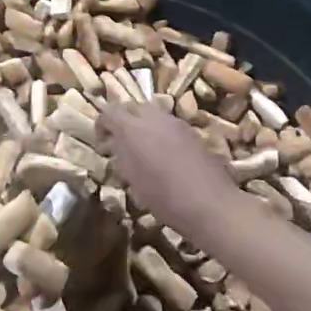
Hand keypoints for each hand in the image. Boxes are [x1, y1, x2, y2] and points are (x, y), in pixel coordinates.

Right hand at [97, 104, 240, 226]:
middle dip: (124, 121)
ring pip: (153, 114)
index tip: (103, 146)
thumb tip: (116, 147)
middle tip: (121, 144)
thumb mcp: (132, 180)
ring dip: (144, 126)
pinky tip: (165, 157)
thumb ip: (122, 157)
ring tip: (144, 151)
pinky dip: (162, 133)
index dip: (102, 125)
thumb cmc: (163, 197)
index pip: (109, 112)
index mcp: (133, 128)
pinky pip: (170, 125)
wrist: (209, 203)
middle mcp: (154, 118)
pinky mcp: (193, 132)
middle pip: (132, 107)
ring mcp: (177, 123)